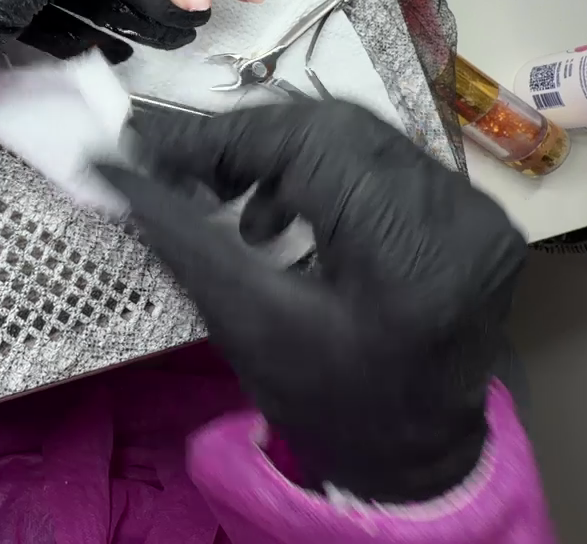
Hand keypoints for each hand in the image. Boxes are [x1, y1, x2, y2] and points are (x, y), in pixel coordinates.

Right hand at [96, 101, 526, 502]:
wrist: (413, 459)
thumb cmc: (321, 403)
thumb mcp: (238, 317)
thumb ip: (173, 227)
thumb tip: (109, 163)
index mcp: (410, 257)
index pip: (306, 146)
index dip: (220, 136)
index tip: (149, 139)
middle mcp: (461, 217)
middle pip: (334, 126)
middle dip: (247, 138)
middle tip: (191, 168)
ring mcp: (477, 209)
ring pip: (355, 129)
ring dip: (280, 147)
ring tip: (236, 197)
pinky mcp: (472, 208)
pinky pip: (378, 152)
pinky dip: (318, 160)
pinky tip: (285, 206)